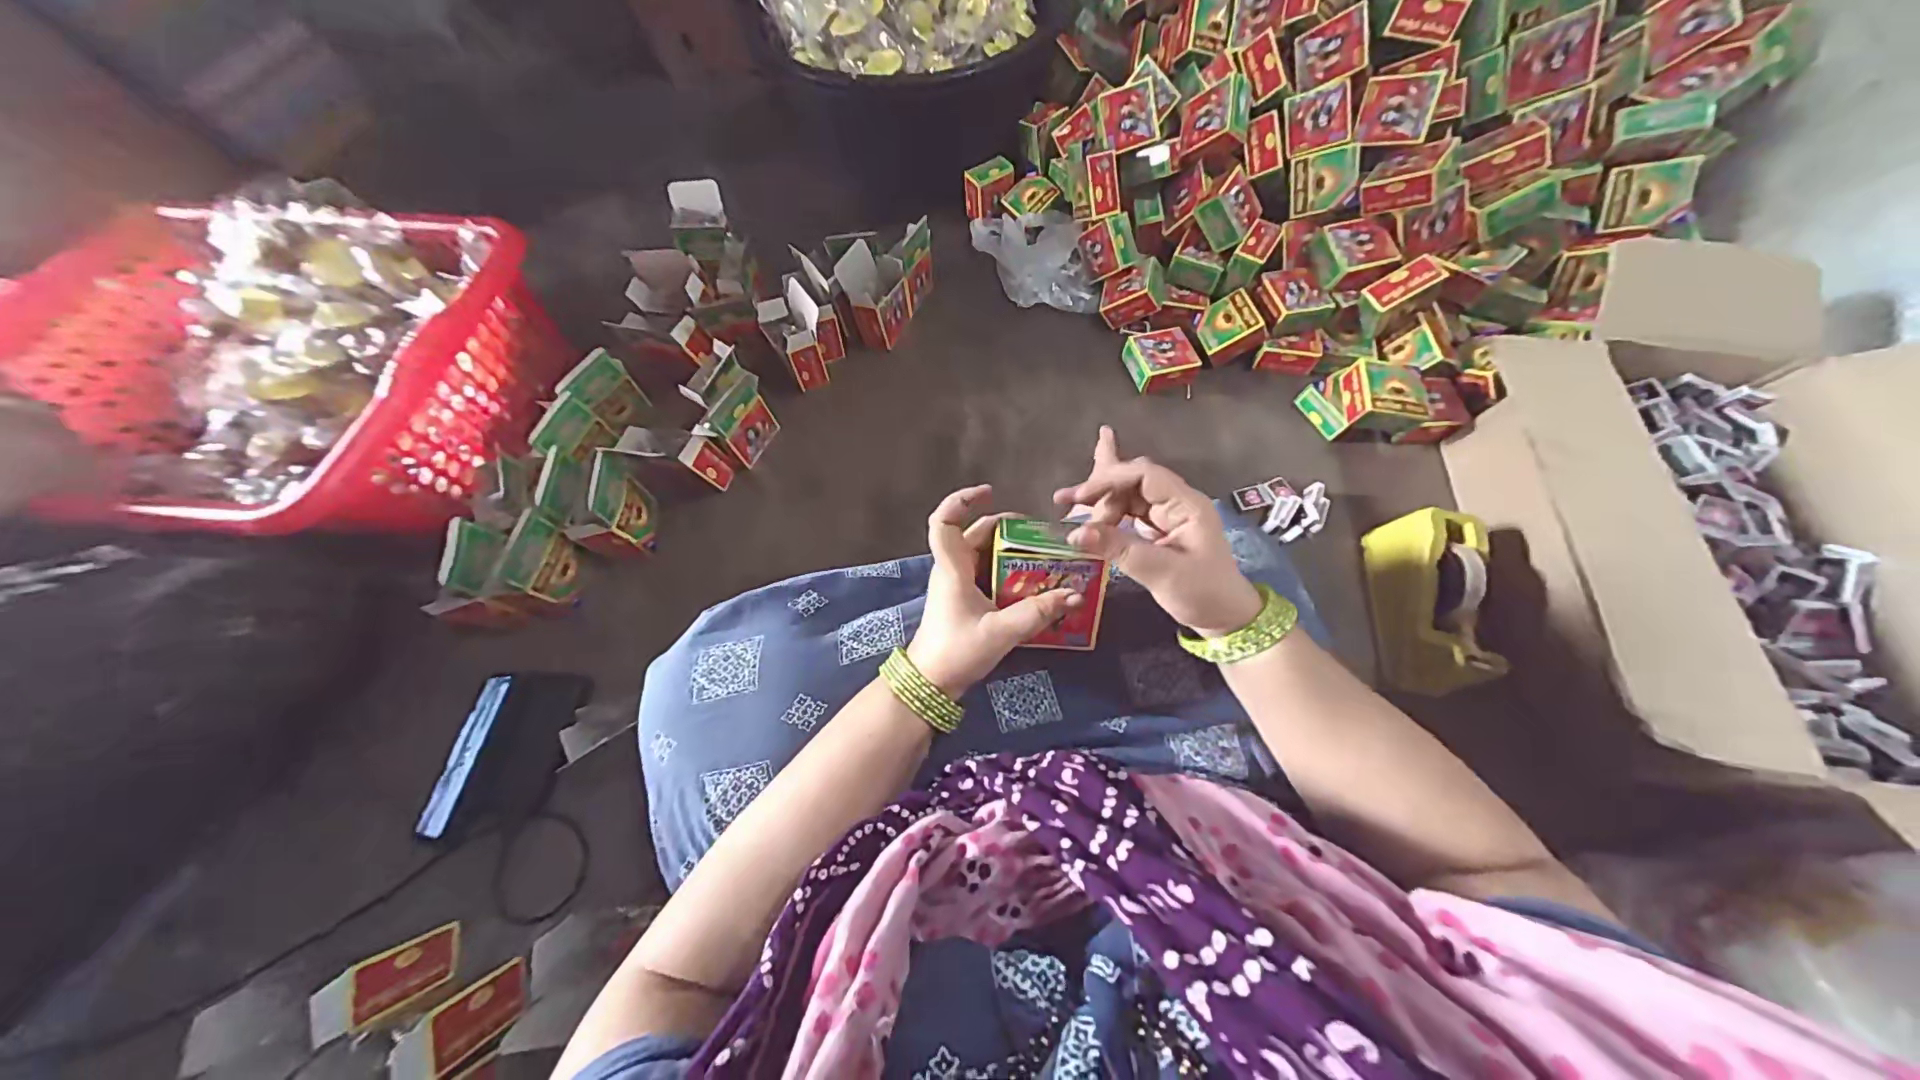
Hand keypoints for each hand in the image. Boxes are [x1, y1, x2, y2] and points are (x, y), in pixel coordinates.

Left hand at [906, 485, 1081, 695]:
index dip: (962, 500)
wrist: (930, 683)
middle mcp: (953, 570)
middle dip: (1005, 529)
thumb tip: (1074, 595)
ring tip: (1043, 557)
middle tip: (1038, 534)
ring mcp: (957, 585)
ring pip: (983, 555)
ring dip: (1010, 552)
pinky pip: (987, 575)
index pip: (944, 521)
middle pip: (974, 534)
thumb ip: (1037, 613)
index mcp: (953, 568)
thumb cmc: (956, 651)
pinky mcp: (964, 601)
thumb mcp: (1000, 632)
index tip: (989, 492)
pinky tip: (1032, 584)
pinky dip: (1008, 572)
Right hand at [1052, 426, 1262, 637]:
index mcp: (1186, 505)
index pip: (1144, 475)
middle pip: (1132, 481)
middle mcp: (1177, 503)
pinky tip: (1089, 522)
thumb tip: (1076, 533)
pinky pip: (1129, 513)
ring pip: (1127, 496)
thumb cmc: (1202, 594)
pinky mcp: (1159, 530)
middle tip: (1064, 501)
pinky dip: (1108, 516)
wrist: (1225, 618)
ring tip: (1070, 512)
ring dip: (1100, 503)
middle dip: (1099, 488)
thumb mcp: (1159, 572)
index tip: (1078, 498)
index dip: (1108, 481)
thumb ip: (1118, 548)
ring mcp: (1168, 516)